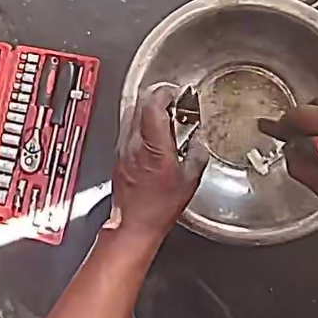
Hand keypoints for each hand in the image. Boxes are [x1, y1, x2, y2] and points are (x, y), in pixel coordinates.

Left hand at [108, 84, 208, 238]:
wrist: (134, 225)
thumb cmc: (159, 208)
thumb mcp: (189, 180)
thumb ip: (196, 154)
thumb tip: (199, 142)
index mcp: (153, 146)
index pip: (152, 105)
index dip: (164, 93)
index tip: (175, 93)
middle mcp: (133, 144)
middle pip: (138, 104)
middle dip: (156, 97)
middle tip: (171, 101)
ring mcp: (123, 149)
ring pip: (130, 114)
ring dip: (146, 109)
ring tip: (163, 116)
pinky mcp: (118, 156)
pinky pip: (127, 130)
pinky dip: (140, 124)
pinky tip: (152, 135)